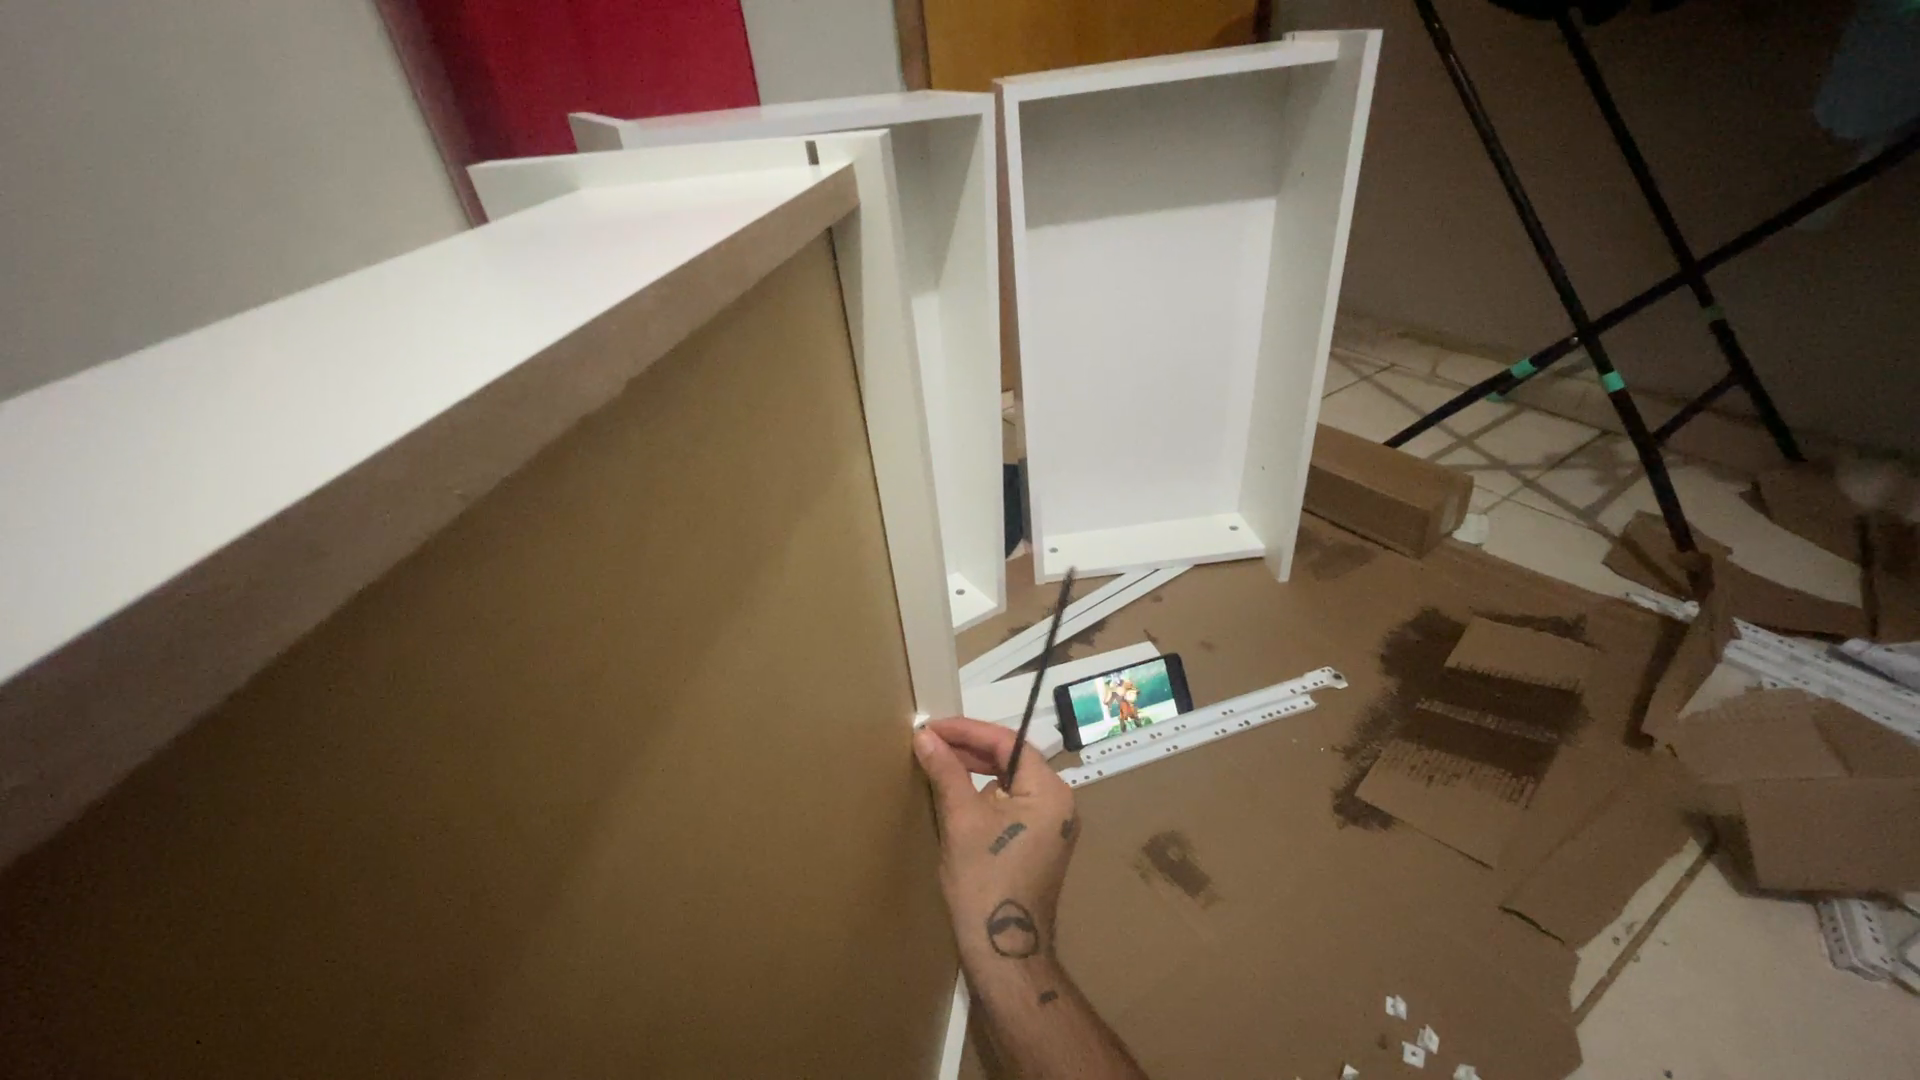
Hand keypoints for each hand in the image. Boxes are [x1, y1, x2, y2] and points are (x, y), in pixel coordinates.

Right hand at [912, 718, 1078, 973]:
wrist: (1003, 953)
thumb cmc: (984, 881)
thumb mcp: (961, 819)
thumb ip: (946, 771)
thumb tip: (925, 737)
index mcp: (1049, 792)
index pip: (1007, 742)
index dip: (967, 731)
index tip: (932, 728)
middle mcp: (1059, 804)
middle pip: (1012, 759)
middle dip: (970, 749)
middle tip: (930, 743)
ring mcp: (1052, 826)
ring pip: (1011, 781)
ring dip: (976, 770)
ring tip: (938, 762)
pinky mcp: (1040, 844)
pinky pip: (1012, 804)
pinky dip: (985, 794)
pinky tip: (957, 793)